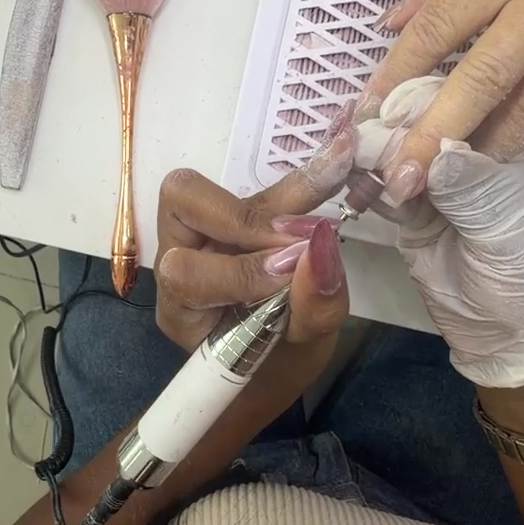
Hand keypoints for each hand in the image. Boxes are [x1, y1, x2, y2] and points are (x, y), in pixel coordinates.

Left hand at [152, 127, 353, 397]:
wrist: (276, 366)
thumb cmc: (277, 367)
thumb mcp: (303, 353)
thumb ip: (311, 307)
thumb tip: (320, 247)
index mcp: (181, 308)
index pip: (184, 272)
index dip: (238, 270)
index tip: (291, 271)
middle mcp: (181, 261)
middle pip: (182, 204)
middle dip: (247, 219)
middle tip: (303, 237)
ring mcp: (208, 234)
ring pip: (222, 187)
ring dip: (278, 196)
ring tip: (335, 180)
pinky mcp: (242, 218)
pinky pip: (268, 193)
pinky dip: (306, 180)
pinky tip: (342, 157)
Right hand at [362, 79, 523, 386]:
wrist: (504, 338)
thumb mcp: (508, 233)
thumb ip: (474, 189)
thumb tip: (439, 146)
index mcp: (511, 146)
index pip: (469, 105)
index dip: (428, 104)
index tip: (389, 111)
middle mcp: (472, 154)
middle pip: (424, 123)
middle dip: (389, 126)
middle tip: (353, 133)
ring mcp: (438, 181)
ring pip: (398, 152)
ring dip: (369, 152)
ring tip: (343, 153)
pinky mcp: (412, 208)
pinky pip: (383, 186)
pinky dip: (365, 182)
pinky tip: (349, 181)